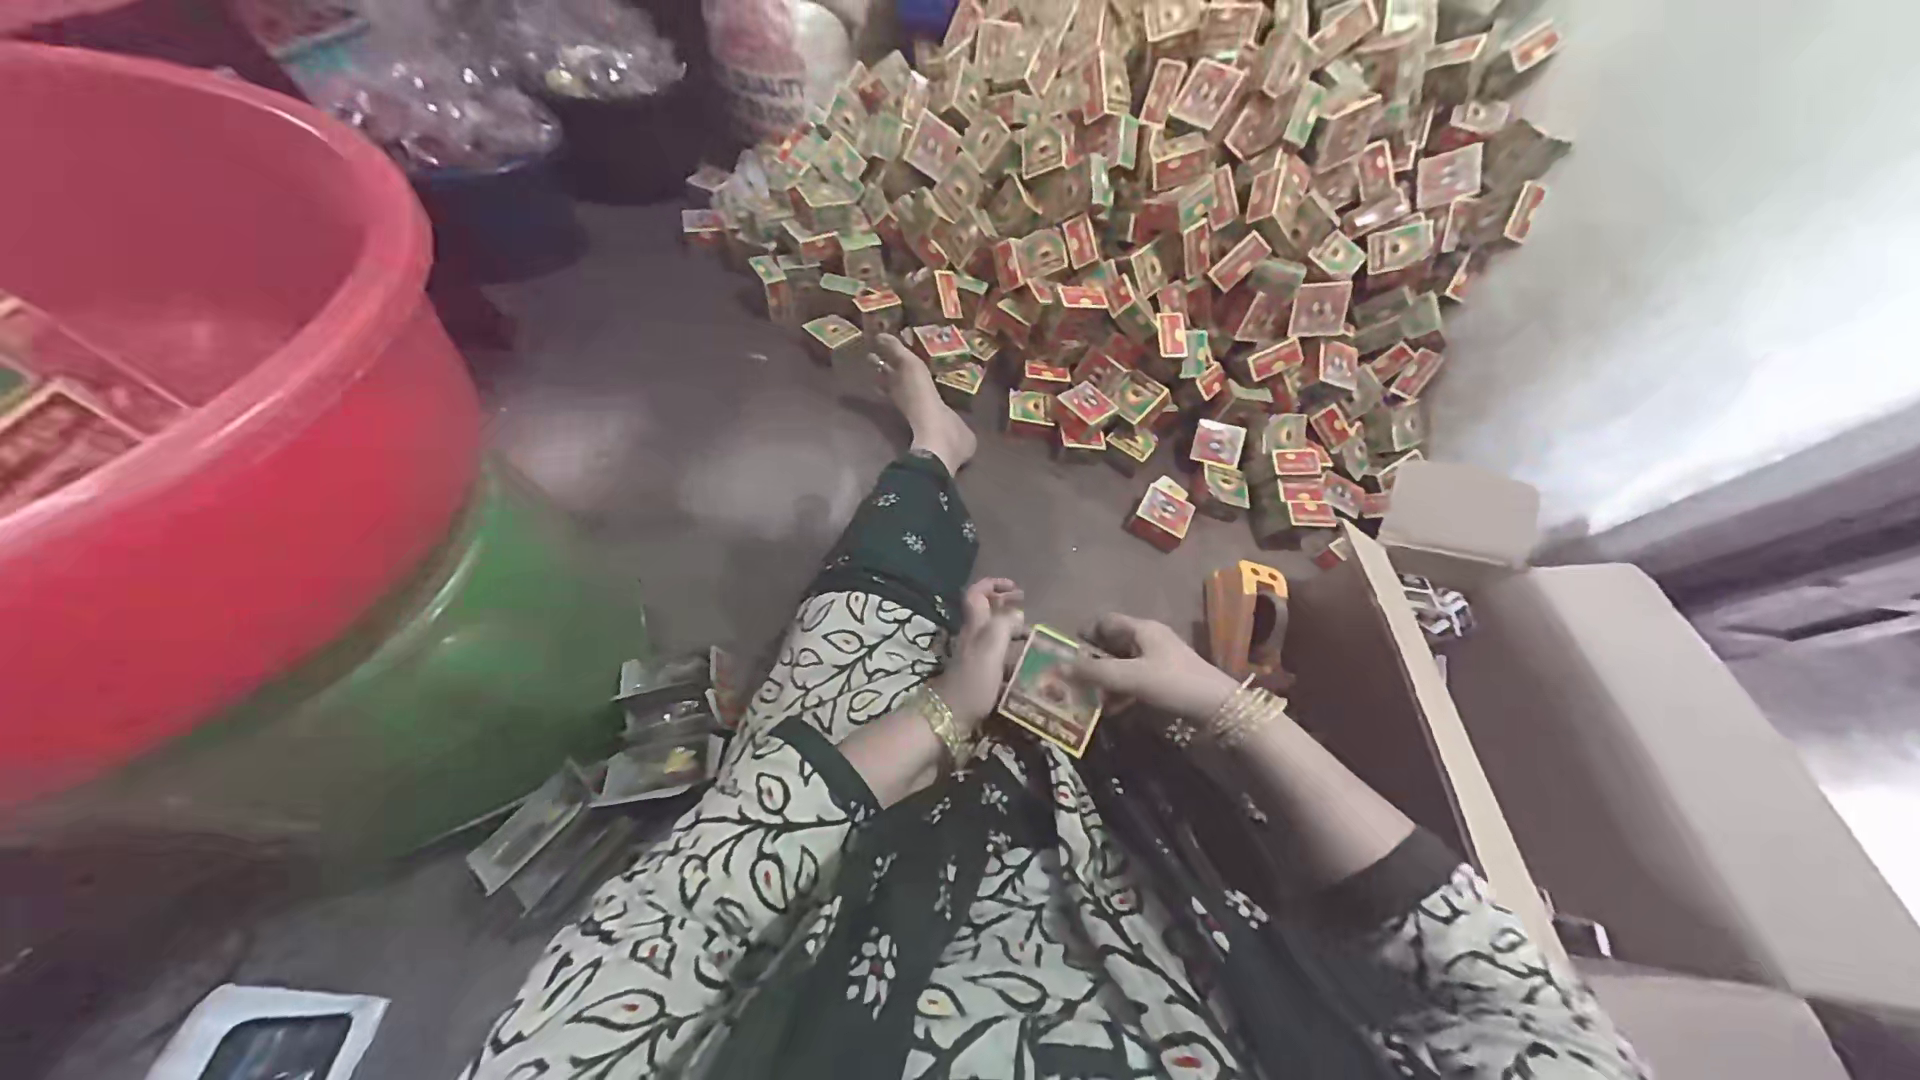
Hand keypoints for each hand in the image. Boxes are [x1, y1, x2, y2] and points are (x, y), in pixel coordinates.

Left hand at [929, 578, 1024, 733]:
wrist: (951, 717)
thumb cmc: (972, 681)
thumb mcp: (990, 648)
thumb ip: (1004, 625)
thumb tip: (1018, 613)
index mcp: (975, 625)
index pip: (977, 593)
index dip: (994, 584)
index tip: (1016, 589)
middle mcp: (974, 637)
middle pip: (988, 613)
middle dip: (1008, 607)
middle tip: (1029, 613)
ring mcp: (976, 656)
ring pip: (995, 635)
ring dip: (1014, 632)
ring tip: (1034, 639)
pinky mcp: (981, 675)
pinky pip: (999, 658)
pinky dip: (1014, 657)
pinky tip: (1028, 667)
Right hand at [1073, 614, 1238, 720]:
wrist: (1220, 710)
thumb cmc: (1173, 683)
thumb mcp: (1130, 677)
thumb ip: (1094, 672)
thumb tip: (1058, 666)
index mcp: (1142, 629)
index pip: (1105, 622)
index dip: (1085, 633)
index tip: (1066, 652)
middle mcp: (1148, 640)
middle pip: (1111, 645)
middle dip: (1091, 661)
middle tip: (1070, 678)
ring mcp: (1157, 661)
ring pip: (1121, 666)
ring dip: (1103, 680)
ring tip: (1085, 698)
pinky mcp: (1164, 682)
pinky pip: (1133, 682)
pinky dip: (1119, 692)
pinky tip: (1108, 709)